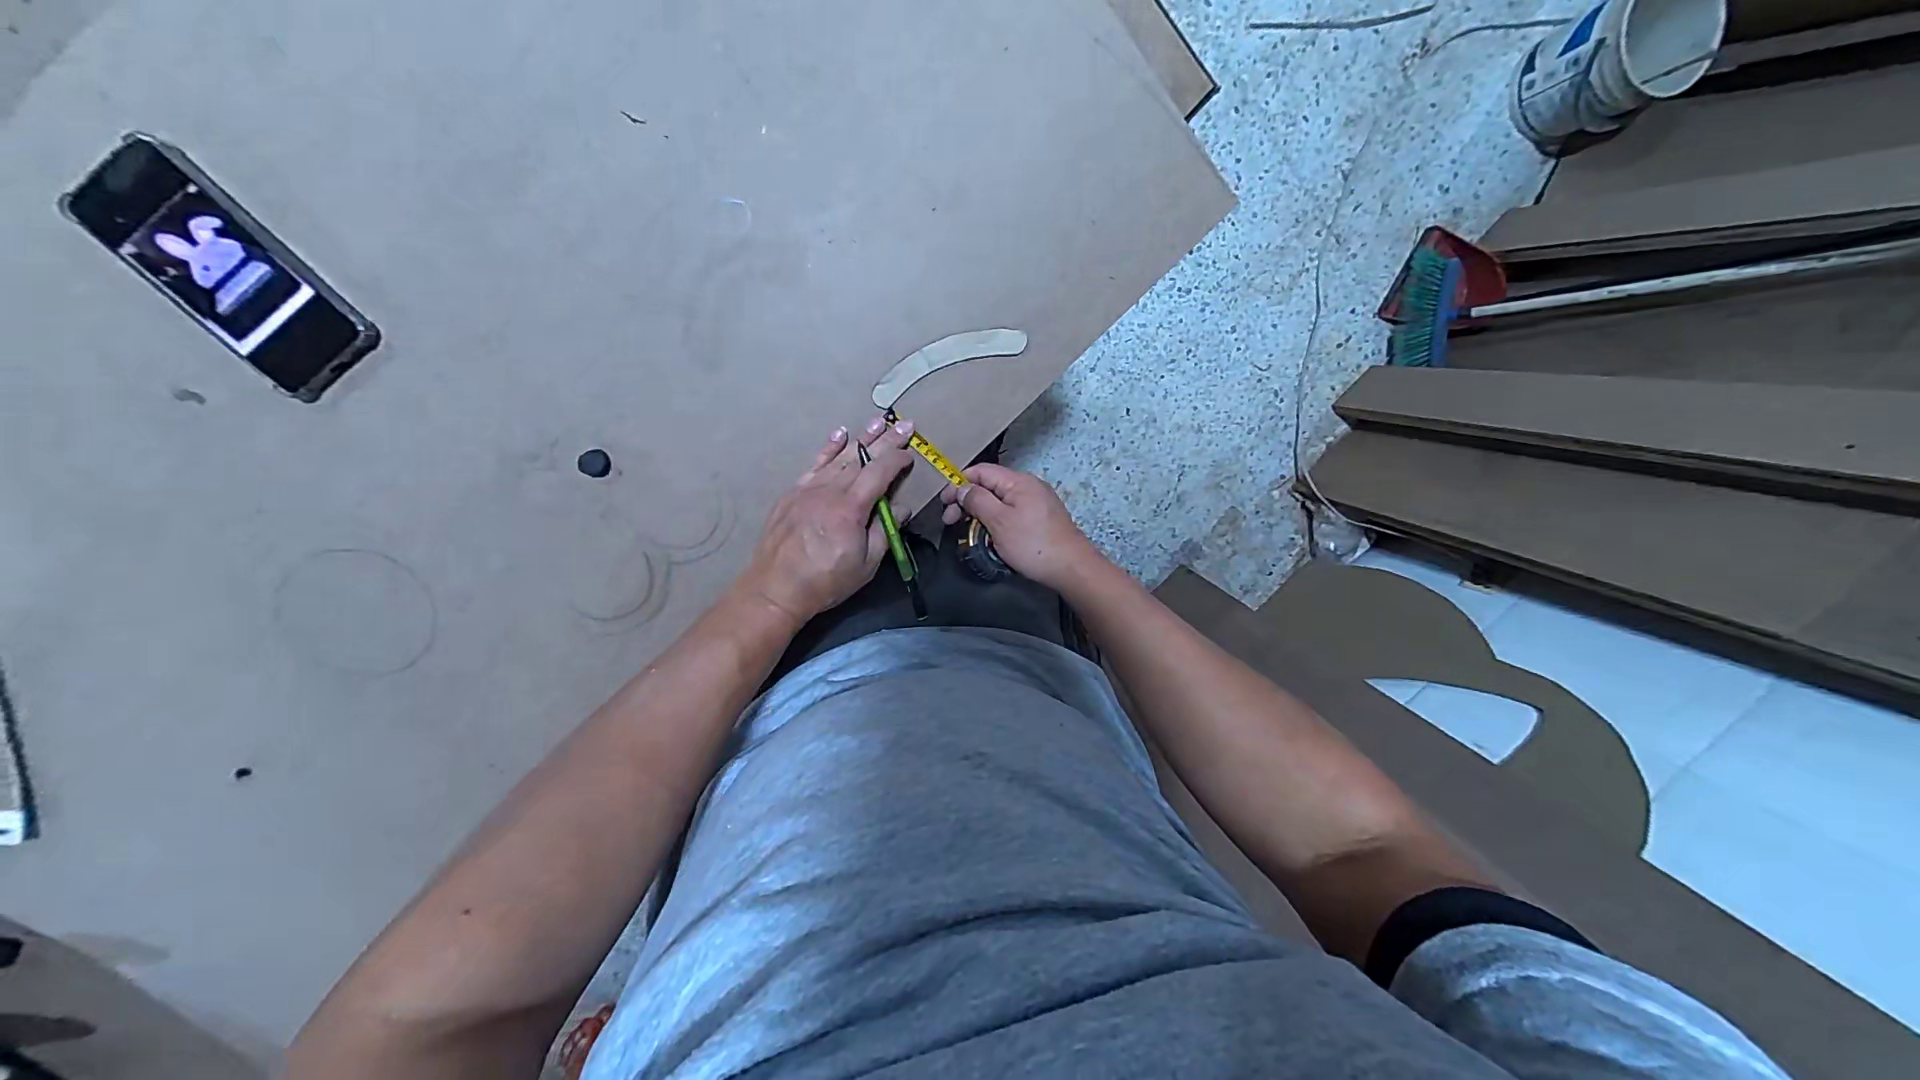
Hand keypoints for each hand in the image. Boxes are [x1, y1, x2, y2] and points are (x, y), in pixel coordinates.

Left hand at [734, 415, 914, 625]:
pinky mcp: (793, 493)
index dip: (897, 460)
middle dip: (886, 440)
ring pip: (839, 456)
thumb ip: (885, 531)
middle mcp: (829, 491)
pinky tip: (840, 434)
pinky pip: (815, 464)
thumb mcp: (866, 564)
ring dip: (861, 438)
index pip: (879, 472)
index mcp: (850, 509)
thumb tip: (900, 508)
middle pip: (862, 458)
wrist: (776, 588)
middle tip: (905, 424)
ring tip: (878, 422)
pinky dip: (829, 448)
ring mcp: (808, 489)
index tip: (910, 453)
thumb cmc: (826, 581)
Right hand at [940, 464, 1103, 591]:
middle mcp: (1028, 486)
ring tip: (969, 532)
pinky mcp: (1040, 519)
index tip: (945, 503)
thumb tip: (963, 488)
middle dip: (967, 501)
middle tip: (951, 521)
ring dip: (980, 514)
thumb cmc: (1034, 544)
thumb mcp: (998, 521)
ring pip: (999, 502)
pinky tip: (989, 536)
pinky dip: (995, 521)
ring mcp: (1036, 503)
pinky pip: (1011, 513)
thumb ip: (977, 500)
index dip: (958, 483)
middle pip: (989, 486)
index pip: (980, 471)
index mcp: (1018, 481)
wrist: (1070, 567)